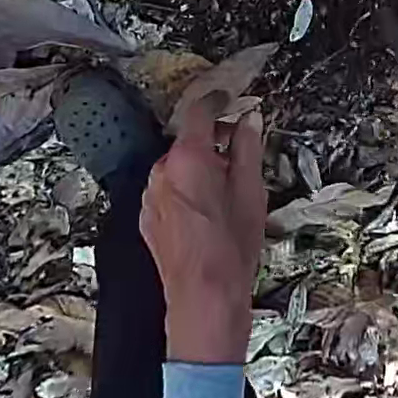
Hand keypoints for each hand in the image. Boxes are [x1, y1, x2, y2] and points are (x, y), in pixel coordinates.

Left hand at [139, 94, 266, 363]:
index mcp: (188, 159)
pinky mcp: (146, 215)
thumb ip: (248, 148)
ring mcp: (149, 194)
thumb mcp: (251, 192)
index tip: (229, 99)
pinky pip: (167, 187)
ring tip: (225, 189)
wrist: (204, 298)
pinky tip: (206, 209)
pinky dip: (185, 187)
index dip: (217, 101)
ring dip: (198, 166)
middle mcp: (161, 171)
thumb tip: (249, 119)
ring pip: (177, 165)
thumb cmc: (231, 248)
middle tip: (239, 153)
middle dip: (213, 141)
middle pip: (188, 140)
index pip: (199, 112)